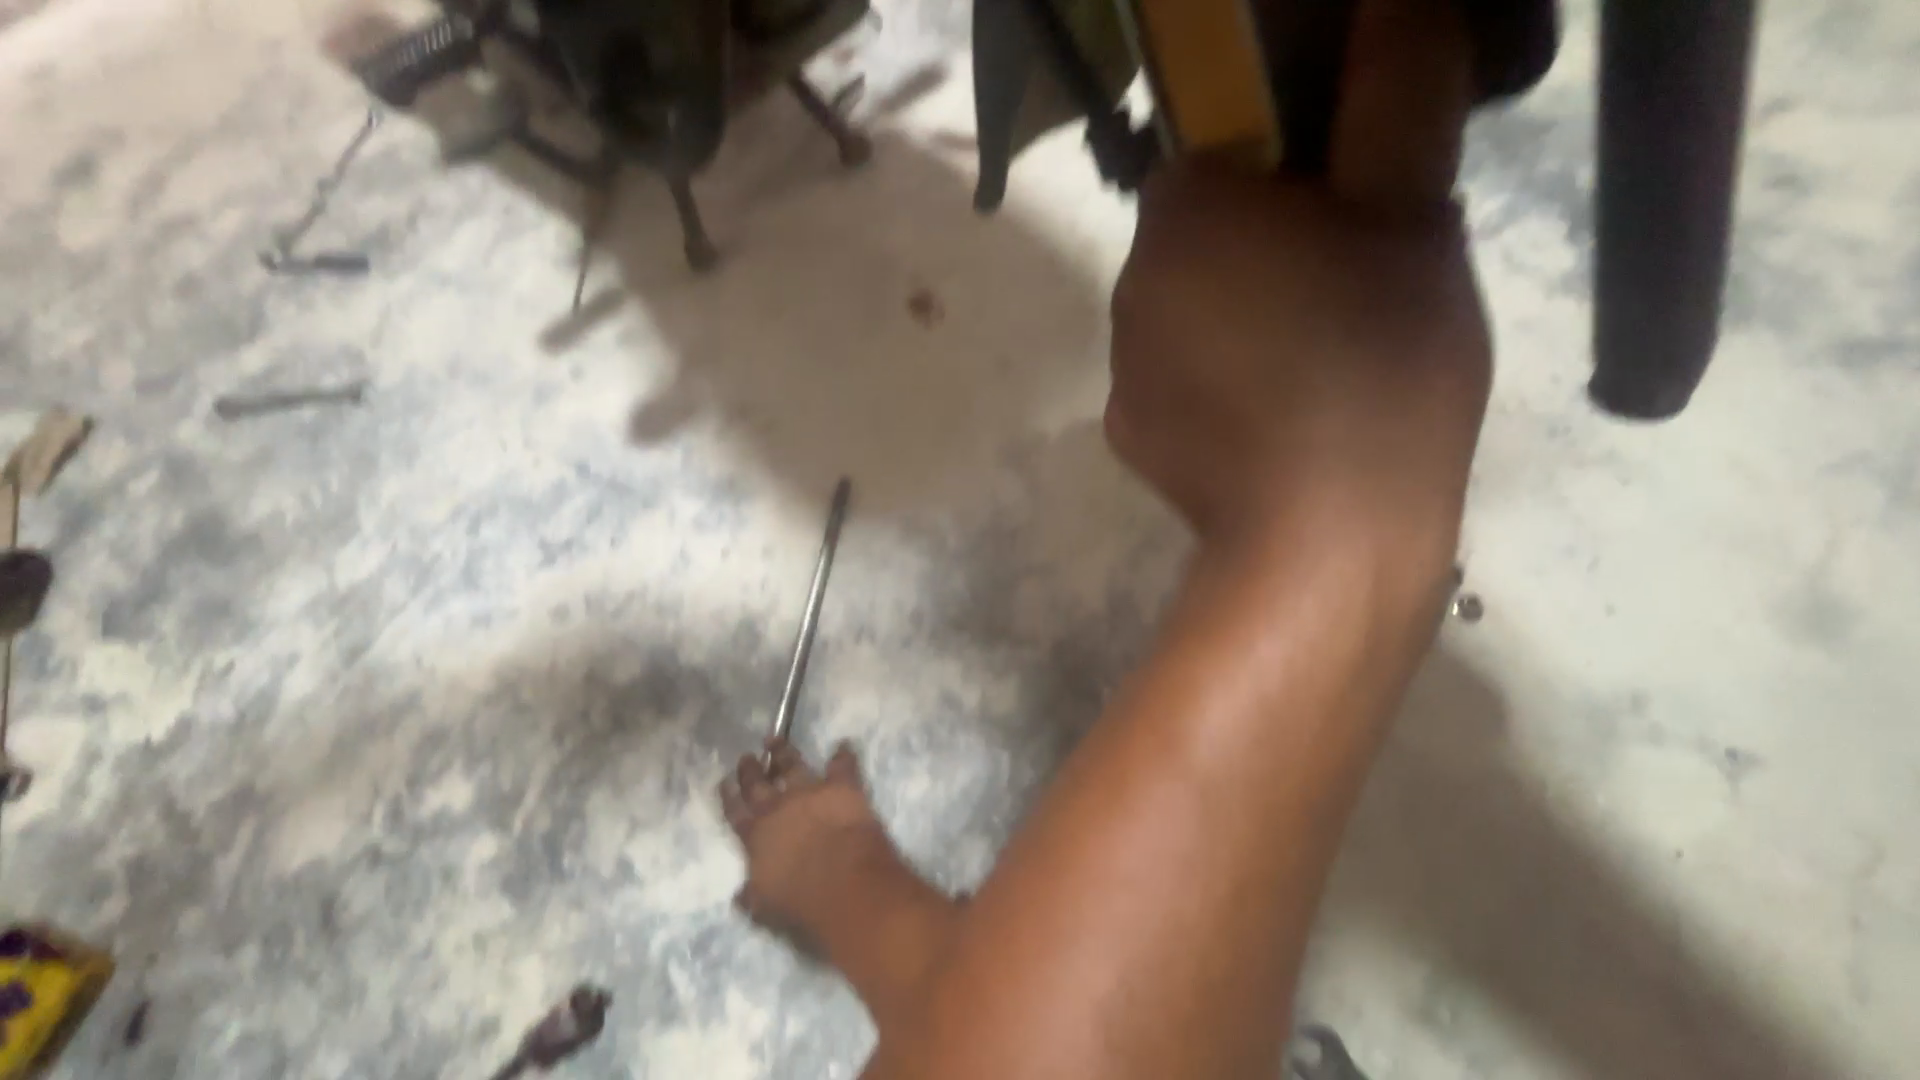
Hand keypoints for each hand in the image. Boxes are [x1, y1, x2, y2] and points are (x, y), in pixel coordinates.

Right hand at [719, 738, 890, 940]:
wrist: (843, 881)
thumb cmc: (801, 901)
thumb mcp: (765, 908)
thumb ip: (752, 897)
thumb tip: (739, 896)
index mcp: (756, 837)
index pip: (736, 812)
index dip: (729, 797)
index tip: (724, 783)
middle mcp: (778, 808)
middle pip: (758, 783)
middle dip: (750, 770)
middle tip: (746, 757)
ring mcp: (809, 792)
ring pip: (792, 765)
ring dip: (783, 752)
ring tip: (775, 740)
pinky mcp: (841, 786)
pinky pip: (842, 765)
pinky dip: (843, 755)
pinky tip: (843, 745)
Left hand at [1105, 0, 1490, 592]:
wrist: (1322, 538)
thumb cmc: (1374, 368)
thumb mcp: (1412, 220)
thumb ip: (1396, 101)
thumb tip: (1394, 6)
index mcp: (1181, 214)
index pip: (1211, 153)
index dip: (1278, 170)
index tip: (1338, 212)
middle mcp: (1128, 283)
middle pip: (1194, 237)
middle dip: (1259, 248)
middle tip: (1345, 294)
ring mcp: (1120, 366)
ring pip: (1185, 313)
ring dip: (1238, 320)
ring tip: (1316, 368)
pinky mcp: (1125, 434)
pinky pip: (1175, 383)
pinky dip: (1215, 388)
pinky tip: (1272, 420)